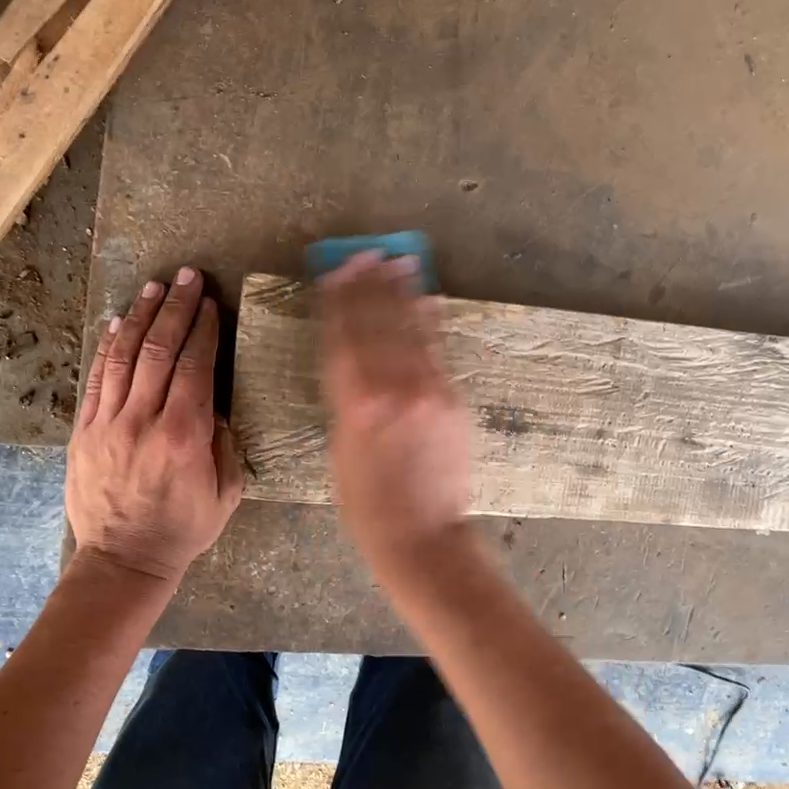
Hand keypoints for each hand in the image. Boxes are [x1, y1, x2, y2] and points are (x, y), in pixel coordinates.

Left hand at [67, 267, 243, 580]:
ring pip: (124, 356)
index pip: (197, 367)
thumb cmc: (184, 528)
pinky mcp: (84, 431)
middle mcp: (145, 421)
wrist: (123, 560)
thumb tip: (216, 402)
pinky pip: (97, 379)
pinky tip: (119, 321)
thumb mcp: (226, 492)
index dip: (205, 330)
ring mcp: (108, 423)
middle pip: (160, 350)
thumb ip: (224, 443)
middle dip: (177, 309)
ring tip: (155, 287)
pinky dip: (108, 347)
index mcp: (185, 436)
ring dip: (142, 316)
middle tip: (188, 277)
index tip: (212, 303)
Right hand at [320, 252, 471, 561]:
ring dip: (403, 293)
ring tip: (398, 261)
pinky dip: (431, 321)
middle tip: (366, 254)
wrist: (423, 534)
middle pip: (378, 324)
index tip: (336, 271)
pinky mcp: (452, 399)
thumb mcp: (339, 448)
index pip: (344, 336)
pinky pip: (439, 350)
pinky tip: (427, 299)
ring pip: (411, 330)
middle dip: (370, 285)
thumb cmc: (367, 503)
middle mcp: (392, 387)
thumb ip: (346, 399)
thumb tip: (351, 360)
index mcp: (354, 403)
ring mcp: (428, 390)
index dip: (340, 300)